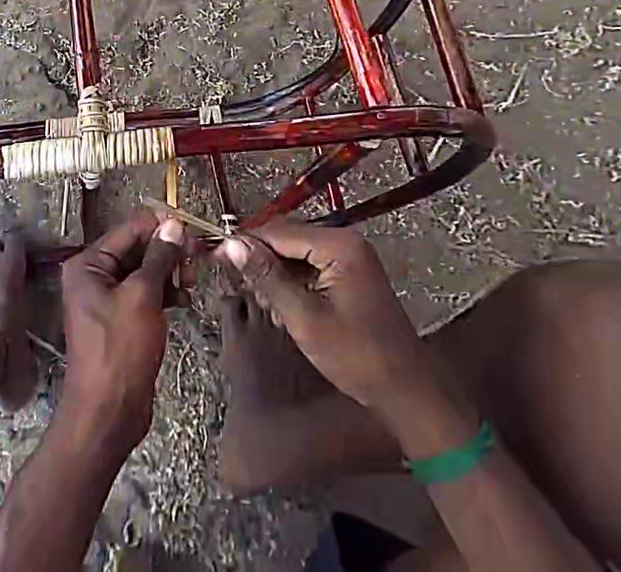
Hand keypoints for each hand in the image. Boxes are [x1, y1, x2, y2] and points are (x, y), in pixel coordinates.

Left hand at [58, 213, 186, 453]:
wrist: (108, 414)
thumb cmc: (119, 351)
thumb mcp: (142, 296)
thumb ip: (159, 257)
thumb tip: (175, 226)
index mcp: (88, 264)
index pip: (131, 230)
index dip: (163, 229)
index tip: (194, 234)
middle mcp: (94, 276)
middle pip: (138, 248)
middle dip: (169, 252)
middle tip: (198, 259)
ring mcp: (107, 298)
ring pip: (145, 270)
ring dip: (170, 272)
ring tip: (192, 282)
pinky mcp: (122, 318)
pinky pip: (146, 292)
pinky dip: (166, 292)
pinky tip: (184, 299)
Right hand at [215, 223, 445, 417]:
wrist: (405, 388)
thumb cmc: (356, 356)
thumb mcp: (304, 317)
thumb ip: (267, 277)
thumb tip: (231, 246)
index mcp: (339, 245)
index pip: (279, 231)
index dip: (246, 243)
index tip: (216, 256)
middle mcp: (346, 241)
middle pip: (288, 238)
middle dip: (261, 260)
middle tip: (241, 288)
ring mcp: (350, 257)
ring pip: (296, 253)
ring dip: (275, 274)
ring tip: (265, 305)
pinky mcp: (350, 273)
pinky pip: (310, 266)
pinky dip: (292, 283)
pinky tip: (281, 307)